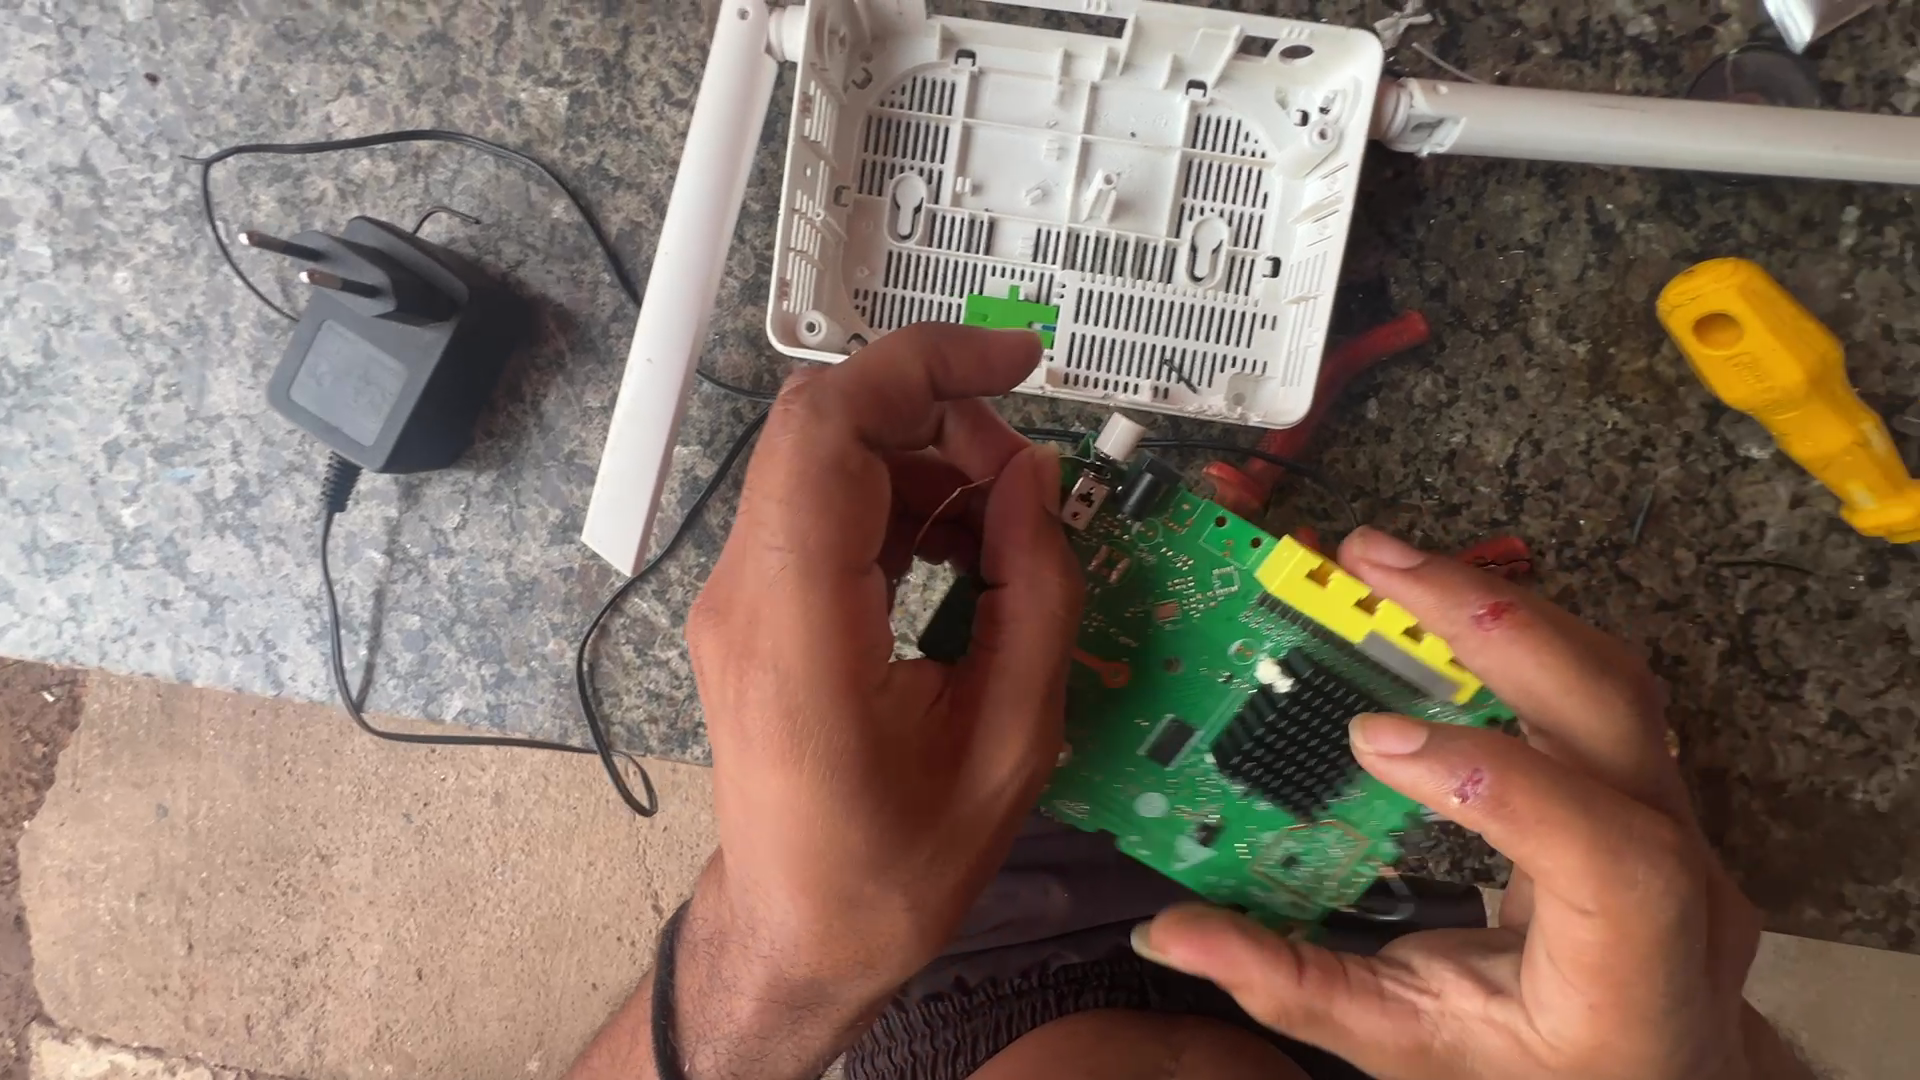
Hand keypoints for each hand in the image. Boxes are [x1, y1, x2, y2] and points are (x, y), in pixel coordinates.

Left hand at [675, 325, 1082, 1074]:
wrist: (796, 932)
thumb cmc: (898, 866)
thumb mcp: (1012, 742)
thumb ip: (1034, 591)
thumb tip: (1034, 477)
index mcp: (798, 625)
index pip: (829, 428)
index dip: (924, 366)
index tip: (1015, 360)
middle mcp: (746, 589)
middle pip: (829, 428)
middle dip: (942, 419)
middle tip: (1023, 481)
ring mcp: (739, 592)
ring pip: (831, 460)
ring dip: (928, 465)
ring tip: (1000, 535)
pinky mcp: (756, 601)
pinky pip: (829, 509)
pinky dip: (902, 504)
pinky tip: (955, 556)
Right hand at [1135, 527, 1808, 1079]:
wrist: (1652, 1063)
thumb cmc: (1529, 1063)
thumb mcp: (1402, 1043)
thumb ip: (1290, 987)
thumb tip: (1172, 934)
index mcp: (1630, 971)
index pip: (1609, 856)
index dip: (1495, 780)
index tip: (1371, 736)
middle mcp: (1677, 876)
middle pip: (1616, 715)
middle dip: (1483, 622)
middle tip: (1370, 565)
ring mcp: (1666, 809)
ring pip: (1604, 672)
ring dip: (1484, 601)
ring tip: (1381, 560)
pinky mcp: (1630, 771)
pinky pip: (1575, 673)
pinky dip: (1493, 622)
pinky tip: (1422, 599)